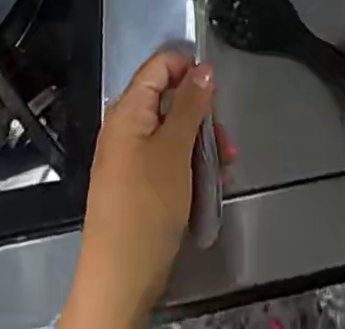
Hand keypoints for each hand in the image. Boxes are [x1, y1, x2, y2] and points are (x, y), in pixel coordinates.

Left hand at [61, 51, 232, 327]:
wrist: (120, 279)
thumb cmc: (147, 206)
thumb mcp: (175, 149)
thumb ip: (190, 104)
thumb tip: (203, 67)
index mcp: (127, 111)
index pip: (158, 66)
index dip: (188, 68)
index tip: (216, 89)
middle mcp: (125, 127)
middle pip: (169, 98)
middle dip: (202, 112)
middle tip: (224, 136)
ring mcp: (130, 156)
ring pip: (174, 129)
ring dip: (202, 141)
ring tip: (224, 164)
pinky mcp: (139, 181)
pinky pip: (169, 156)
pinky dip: (192, 162)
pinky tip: (212, 180)